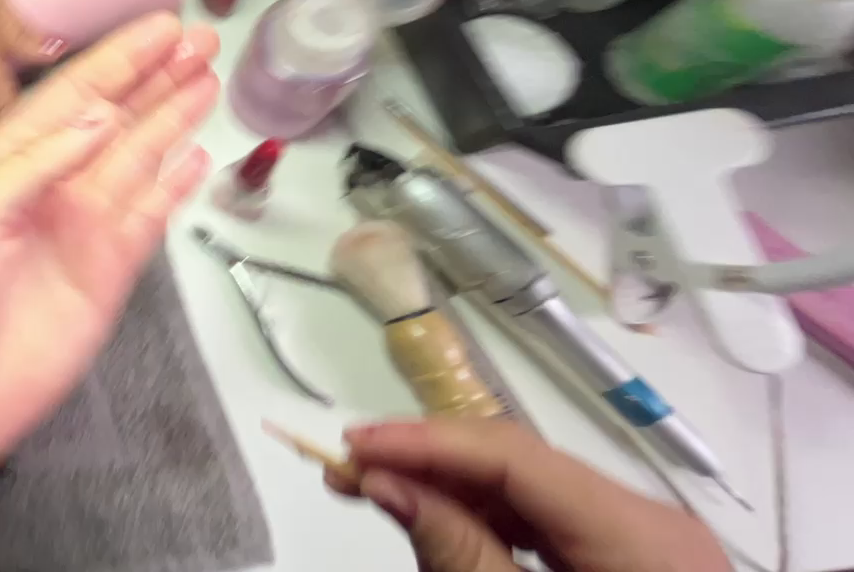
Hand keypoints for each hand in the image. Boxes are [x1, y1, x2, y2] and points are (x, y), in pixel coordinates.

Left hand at [0, 12, 220, 474]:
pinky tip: (197, 157)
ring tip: (207, 80)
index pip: (70, 94)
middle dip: (155, 77)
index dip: (117, 59)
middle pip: (114, 116)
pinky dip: (173, 186)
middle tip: (203, 39)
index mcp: (6, 158)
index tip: (163, 27)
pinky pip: (149, 215)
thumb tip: (96, 117)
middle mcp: (49, 182)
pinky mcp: (107, 268)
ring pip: (138, 156)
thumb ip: (32, 163)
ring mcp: (81, 223)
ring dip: (172, 118)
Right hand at [325, 419, 729, 571]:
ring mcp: (640, 535)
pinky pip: (534, 513)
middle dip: (421, 460)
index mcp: (642, 536)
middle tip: (346, 466)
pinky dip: (475, 511)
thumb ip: (456, 552)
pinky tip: (429, 513)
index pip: (510, 454)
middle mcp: (648, 519)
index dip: (422, 441)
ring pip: (515, 482)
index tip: (350, 443)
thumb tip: (380, 481)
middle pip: (510, 461)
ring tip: (371, 487)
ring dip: (438, 483)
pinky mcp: (624, 552)